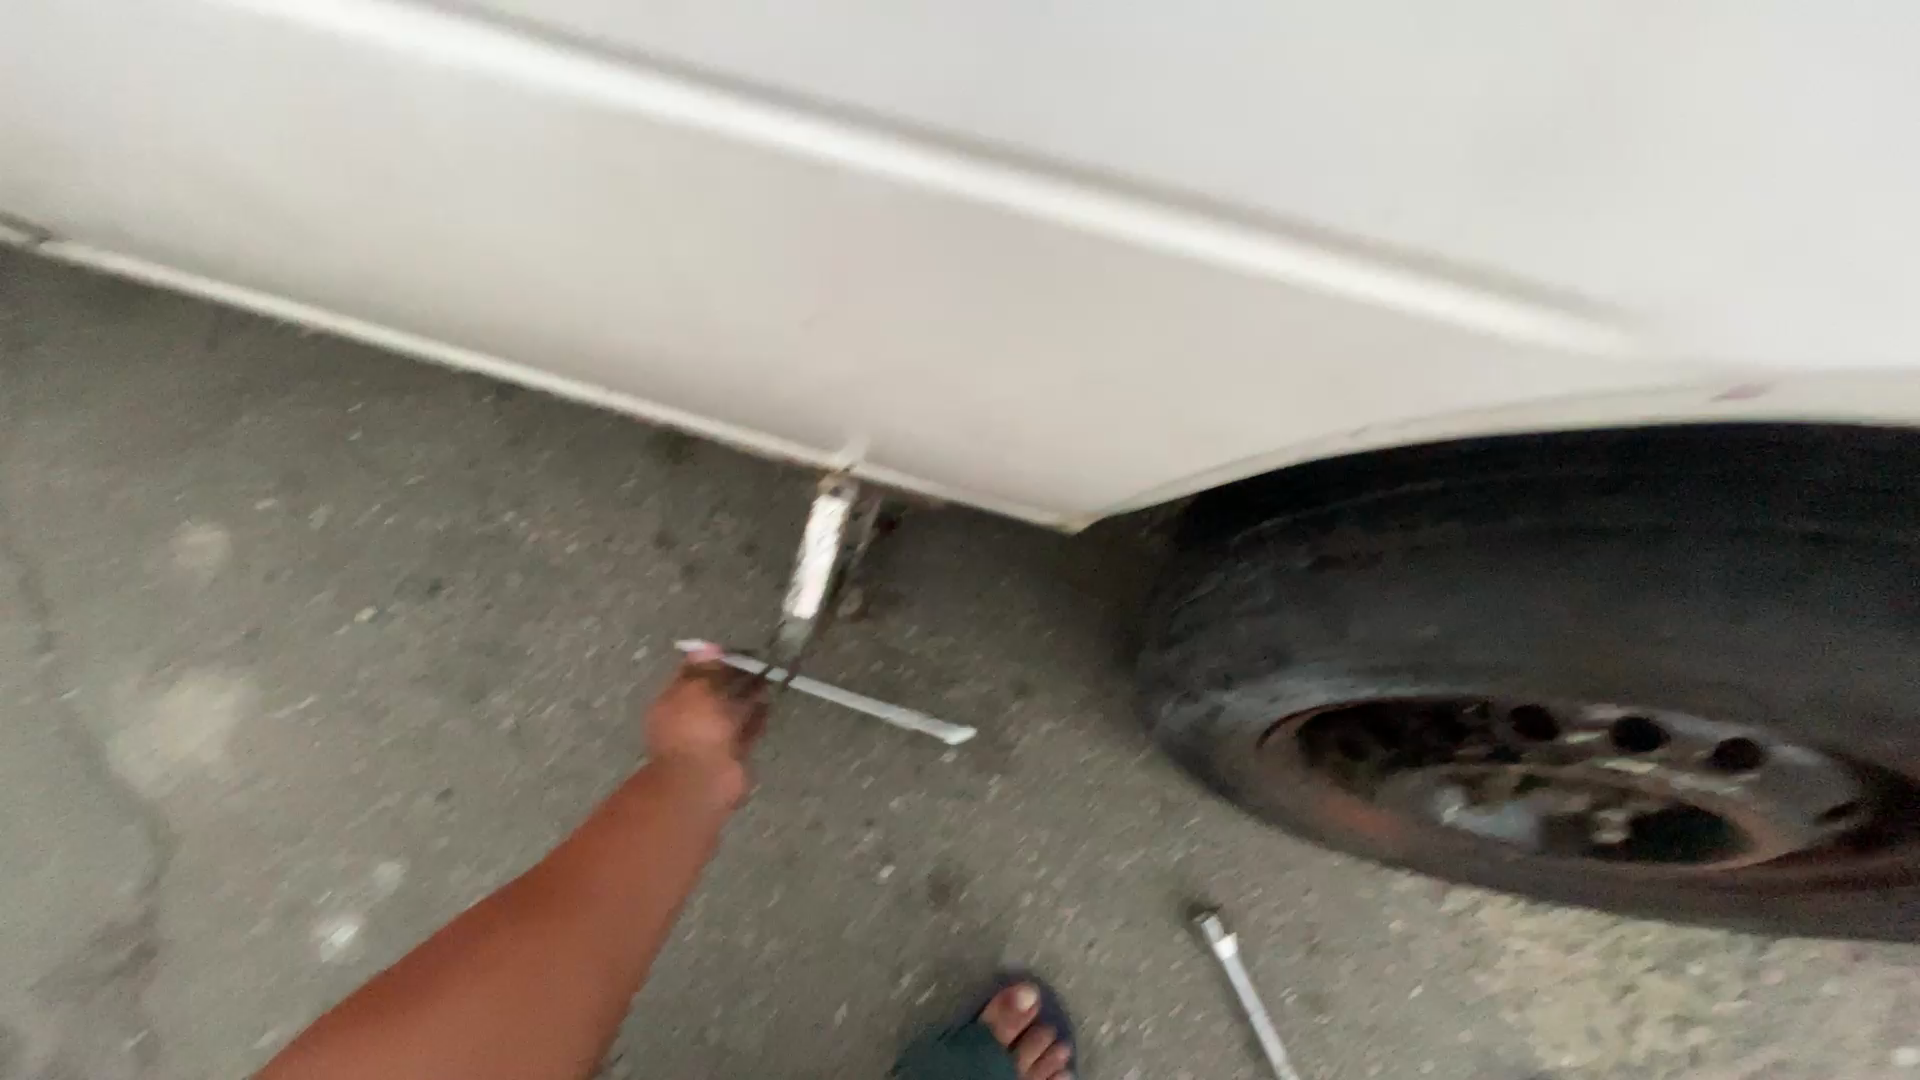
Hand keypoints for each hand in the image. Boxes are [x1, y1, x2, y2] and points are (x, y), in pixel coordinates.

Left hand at [644, 645, 767, 780]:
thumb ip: (704, 668)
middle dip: (734, 677)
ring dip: (748, 695)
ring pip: (731, 710)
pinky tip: (770, 702)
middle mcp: (689, 719)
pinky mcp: (733, 752)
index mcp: (672, 702)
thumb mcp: (695, 689)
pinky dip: (757, 716)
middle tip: (758, 661)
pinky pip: (746, 728)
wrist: (703, 780)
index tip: (734, 650)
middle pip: (713, 692)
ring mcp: (711, 737)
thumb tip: (708, 646)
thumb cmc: (694, 729)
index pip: (691, 674)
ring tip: (769, 677)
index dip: (711, 660)